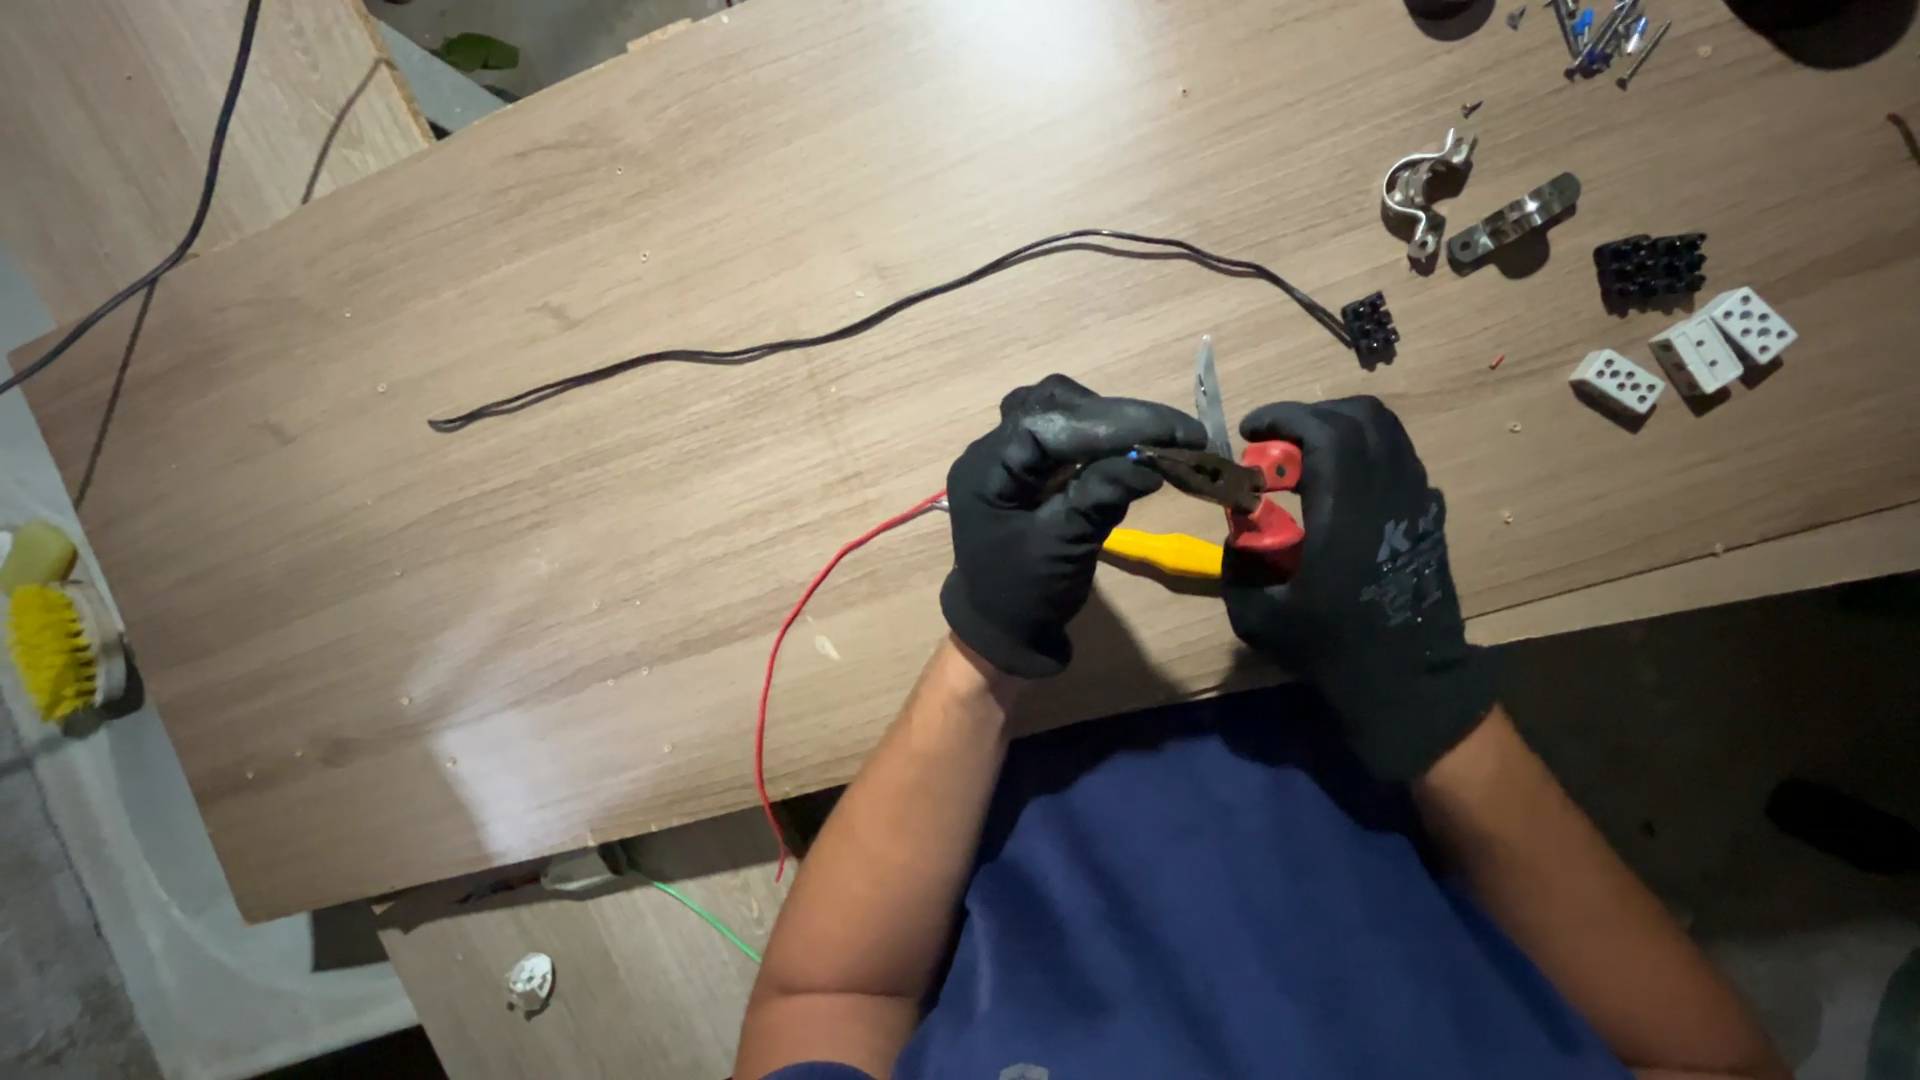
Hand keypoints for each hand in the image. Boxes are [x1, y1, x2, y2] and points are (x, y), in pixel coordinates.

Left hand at [940, 374, 1206, 677]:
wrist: (1001, 629)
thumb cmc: (1025, 594)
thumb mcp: (1063, 548)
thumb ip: (1099, 499)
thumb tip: (1150, 461)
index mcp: (986, 469)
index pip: (1047, 421)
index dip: (1110, 419)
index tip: (1168, 432)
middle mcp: (992, 453)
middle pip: (1052, 403)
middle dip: (1113, 416)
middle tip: (1171, 436)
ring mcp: (1009, 458)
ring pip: (1060, 413)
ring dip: (1109, 423)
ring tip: (1156, 444)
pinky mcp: (1028, 469)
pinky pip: (1065, 437)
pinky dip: (1100, 441)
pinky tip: (1132, 456)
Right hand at [1223, 396, 1496, 780]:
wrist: (1407, 681)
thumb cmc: (1329, 649)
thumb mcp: (1257, 613)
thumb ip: (1237, 559)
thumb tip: (1239, 524)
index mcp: (1346, 515)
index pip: (1325, 431)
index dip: (1284, 417)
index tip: (1250, 430)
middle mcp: (1389, 495)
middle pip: (1361, 416)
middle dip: (1309, 416)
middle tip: (1275, 443)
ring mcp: (1417, 502)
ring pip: (1385, 431)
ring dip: (1338, 430)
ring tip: (1302, 459)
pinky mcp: (1429, 515)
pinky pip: (1398, 458)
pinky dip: (1362, 453)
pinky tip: (1337, 488)